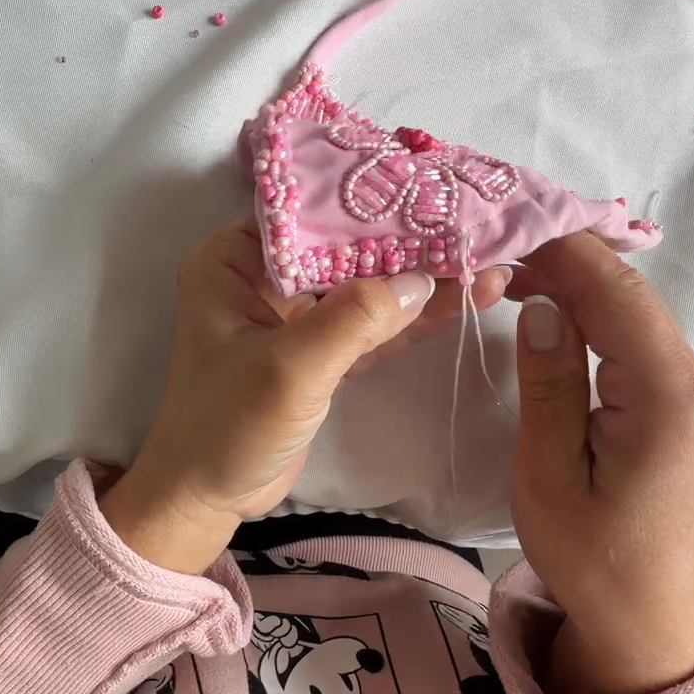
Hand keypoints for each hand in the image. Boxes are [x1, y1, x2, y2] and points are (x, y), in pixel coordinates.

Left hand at [102, 218, 499, 573]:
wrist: (206, 495)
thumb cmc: (228, 427)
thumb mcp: (290, 370)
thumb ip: (354, 320)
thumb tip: (421, 279)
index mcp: (235, 259)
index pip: (314, 216)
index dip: (376, 207)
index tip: (441, 197)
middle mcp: (262, 276)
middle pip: (346, 250)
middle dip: (410, 248)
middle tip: (480, 235)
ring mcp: (291, 315)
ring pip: (363, 290)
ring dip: (420, 285)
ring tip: (487, 270)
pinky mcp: (314, 352)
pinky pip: (366, 327)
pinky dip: (407, 322)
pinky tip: (458, 303)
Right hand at [506, 232, 693, 693]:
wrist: (648, 622)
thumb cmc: (589, 558)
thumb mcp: (548, 475)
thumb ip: (548, 385)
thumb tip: (540, 307)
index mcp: (665, 395)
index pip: (614, 292)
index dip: (561, 250)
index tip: (502, 228)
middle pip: (629, 294)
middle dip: (566, 262)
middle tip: (496, 253)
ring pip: (633, 313)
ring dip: (577, 288)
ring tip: (511, 275)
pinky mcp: (681, 408)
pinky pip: (636, 342)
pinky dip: (592, 318)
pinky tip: (553, 315)